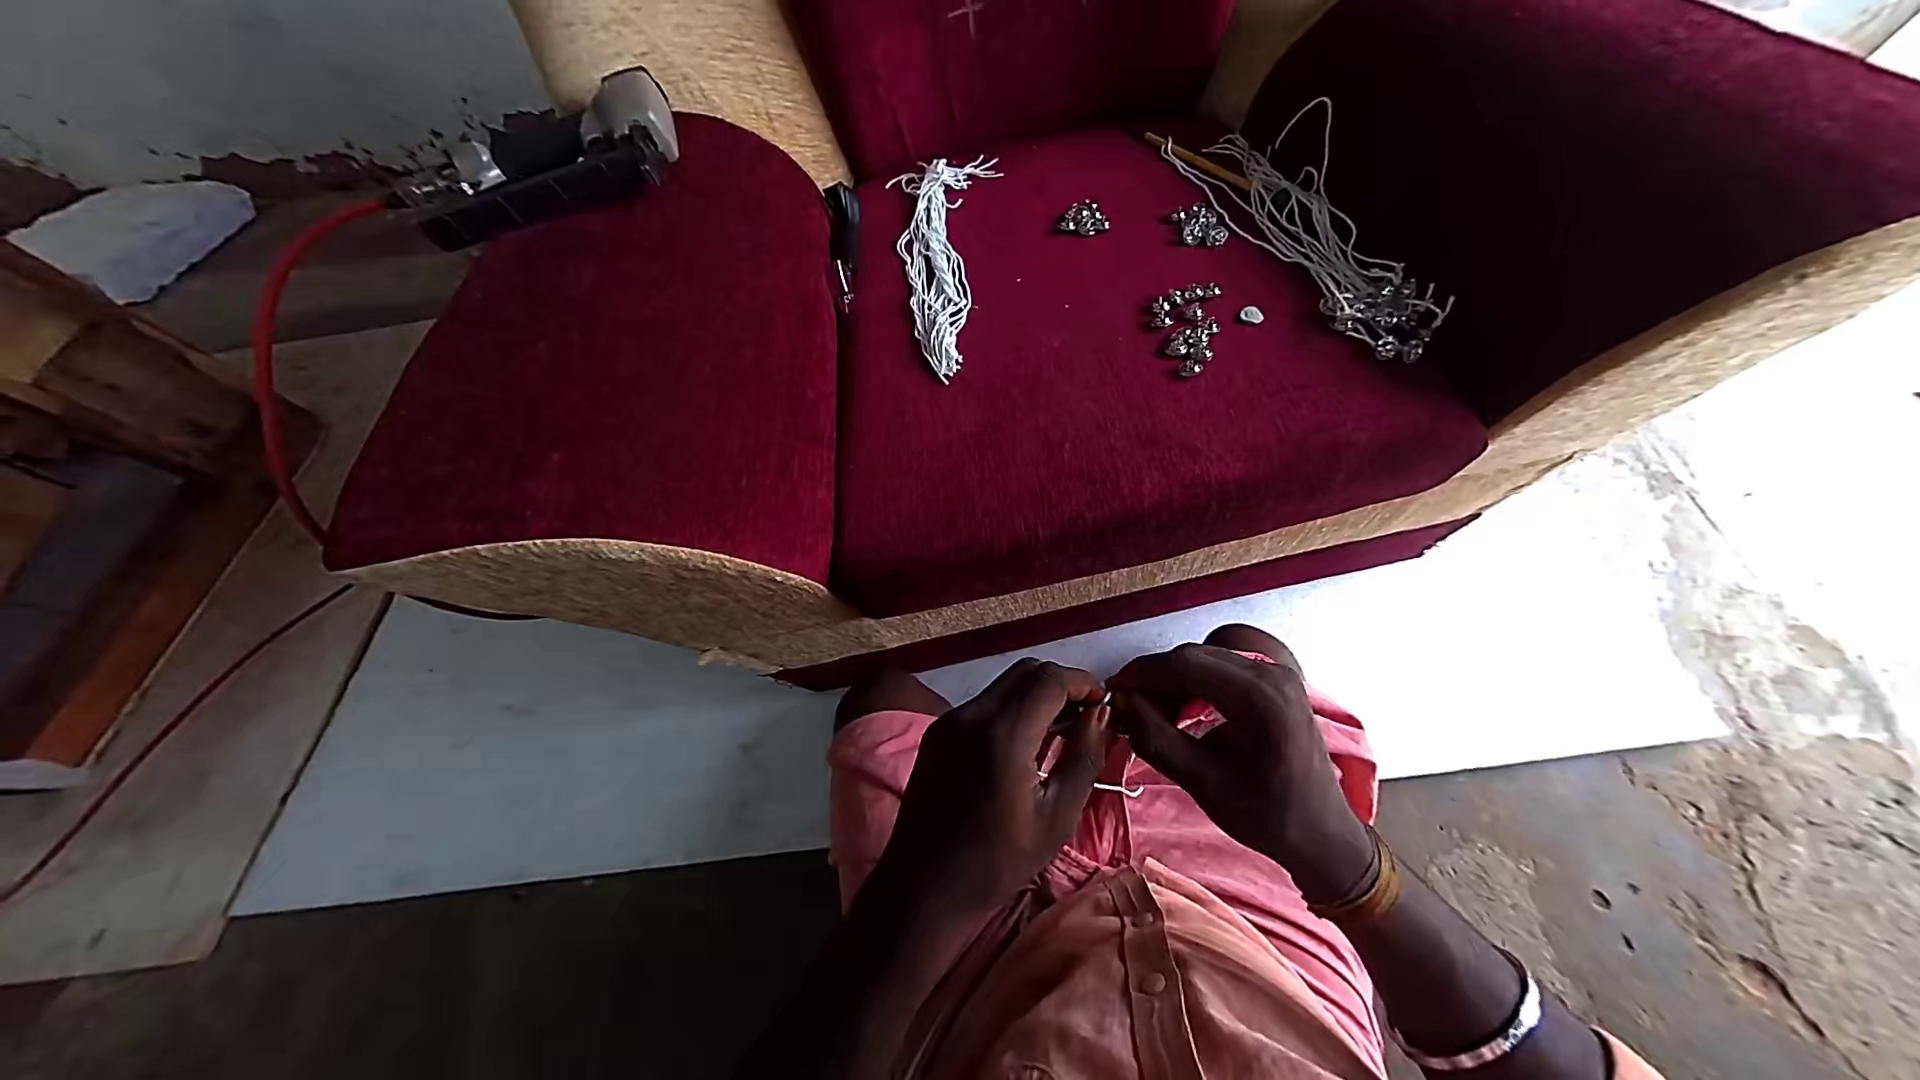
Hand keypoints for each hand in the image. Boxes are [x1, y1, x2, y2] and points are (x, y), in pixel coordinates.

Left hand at [874, 660, 1111, 914]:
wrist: (924, 888)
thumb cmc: (997, 862)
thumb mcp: (1056, 816)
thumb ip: (1084, 756)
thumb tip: (1103, 714)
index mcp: (1002, 734)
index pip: (1050, 679)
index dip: (1084, 682)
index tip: (1104, 703)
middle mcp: (971, 715)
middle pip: (1026, 671)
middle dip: (1061, 684)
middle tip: (1085, 716)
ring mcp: (948, 720)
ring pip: (1003, 684)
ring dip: (1035, 695)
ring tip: (1059, 730)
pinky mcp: (936, 732)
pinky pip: (983, 703)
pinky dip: (1010, 709)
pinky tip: (1023, 743)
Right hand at [1110, 643, 1373, 904]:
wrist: (1324, 836)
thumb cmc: (1272, 817)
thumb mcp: (1205, 784)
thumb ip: (1158, 739)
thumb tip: (1123, 704)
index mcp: (1263, 697)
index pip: (1186, 664)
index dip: (1142, 673)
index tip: (1113, 690)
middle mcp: (1272, 674)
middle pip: (1193, 656)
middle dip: (1155, 677)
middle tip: (1129, 707)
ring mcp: (1275, 675)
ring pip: (1203, 658)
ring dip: (1172, 680)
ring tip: (1153, 714)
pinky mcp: (1272, 682)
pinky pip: (1219, 668)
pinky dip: (1192, 683)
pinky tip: (1180, 711)